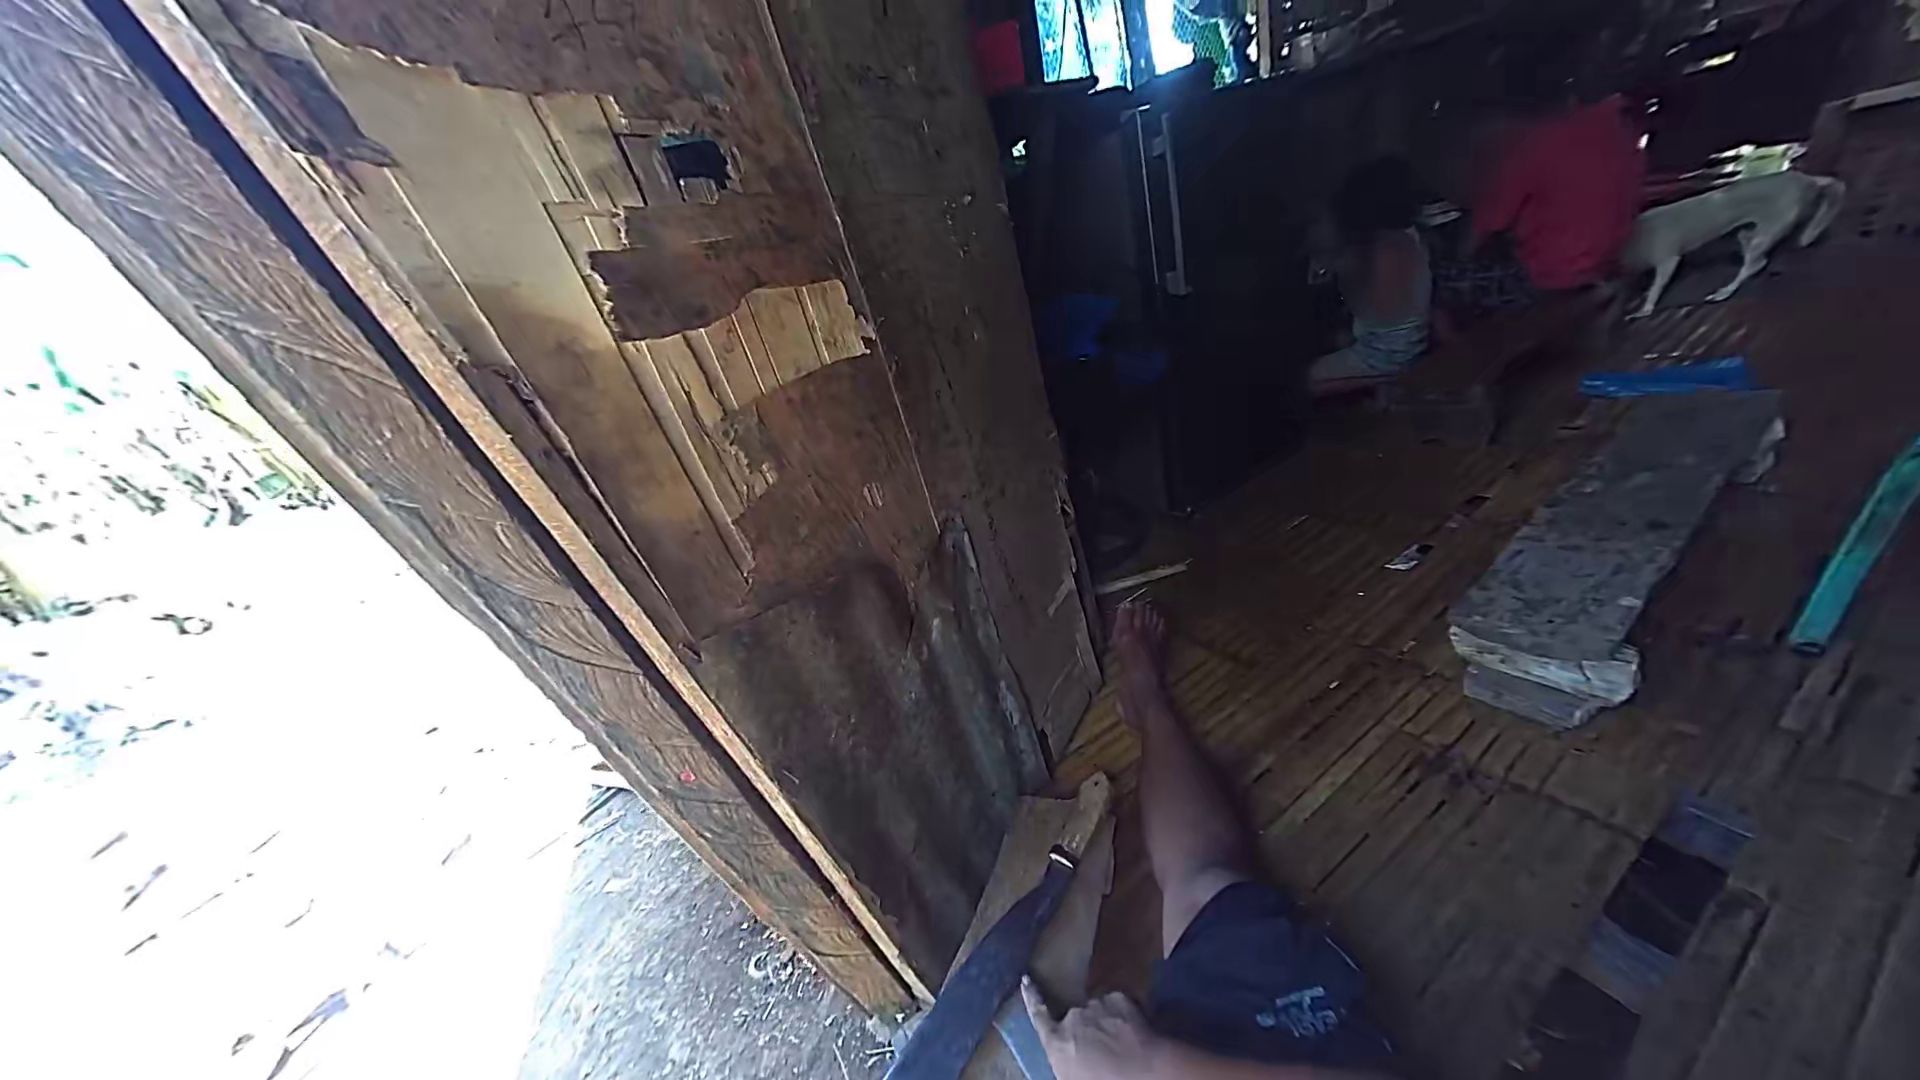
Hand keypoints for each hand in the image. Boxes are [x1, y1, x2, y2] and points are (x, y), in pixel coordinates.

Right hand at [1021, 977, 1163, 1079]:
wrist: (1143, 1075)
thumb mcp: (1071, 1077)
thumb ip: (1064, 1062)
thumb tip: (1063, 1055)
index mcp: (1058, 1042)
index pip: (1038, 1015)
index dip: (1031, 997)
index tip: (1025, 979)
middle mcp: (1073, 1017)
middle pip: (1076, 1018)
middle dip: (1087, 1030)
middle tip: (1103, 1050)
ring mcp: (1097, 1004)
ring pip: (1098, 1011)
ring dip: (1105, 1023)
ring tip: (1122, 1044)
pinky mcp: (1120, 998)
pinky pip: (1118, 1005)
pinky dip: (1123, 1016)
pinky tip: (1135, 1033)